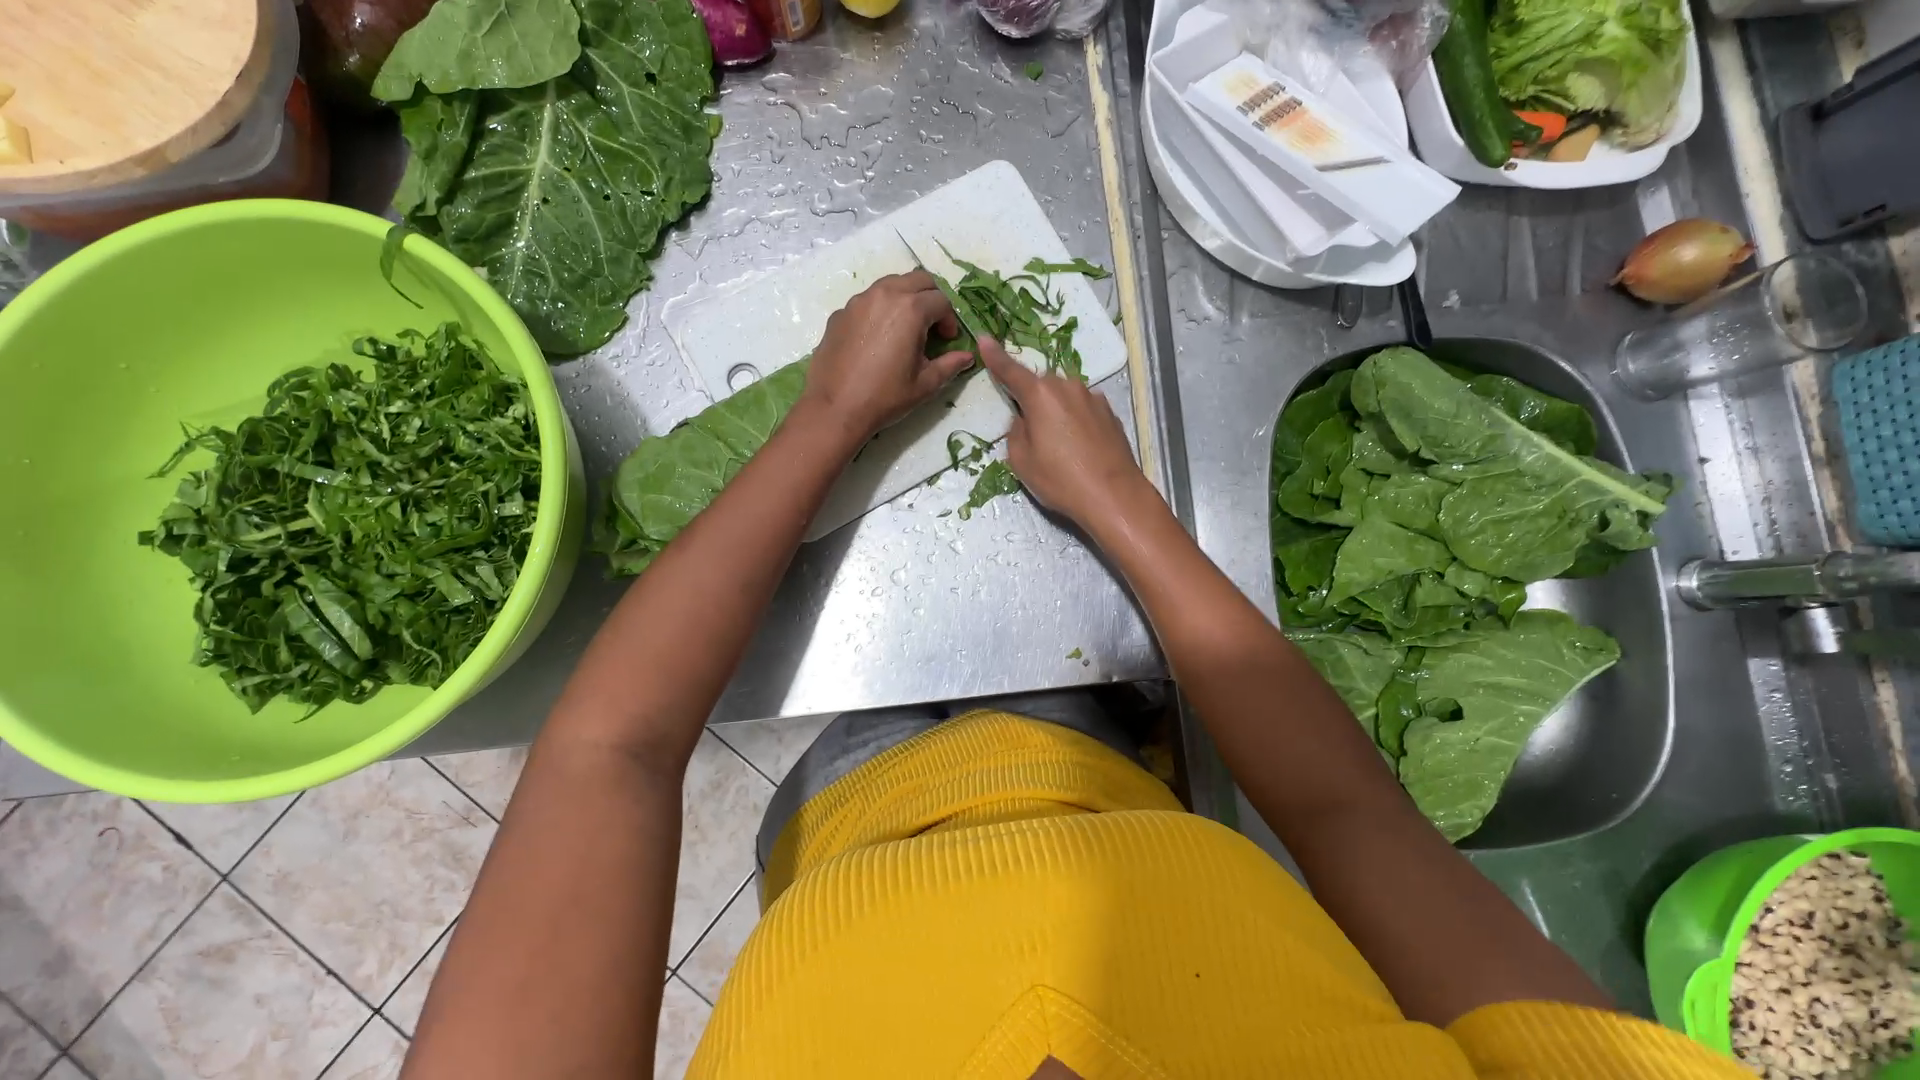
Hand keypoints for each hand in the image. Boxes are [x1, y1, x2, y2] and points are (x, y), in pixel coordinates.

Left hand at [796, 271, 974, 442]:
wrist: (835, 408)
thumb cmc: (885, 397)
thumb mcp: (925, 384)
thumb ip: (950, 365)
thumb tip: (967, 357)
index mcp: (910, 309)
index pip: (941, 300)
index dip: (950, 320)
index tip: (948, 340)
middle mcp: (884, 295)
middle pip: (918, 280)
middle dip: (931, 298)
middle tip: (932, 326)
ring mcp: (858, 302)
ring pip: (890, 285)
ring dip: (905, 299)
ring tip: (905, 329)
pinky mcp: (840, 314)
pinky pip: (867, 302)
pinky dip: (880, 311)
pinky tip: (878, 339)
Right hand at [977, 335, 1154, 532]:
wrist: (1113, 495)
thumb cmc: (1060, 480)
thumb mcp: (1021, 461)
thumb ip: (1016, 431)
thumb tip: (1024, 419)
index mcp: (1041, 395)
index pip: (1011, 371)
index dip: (995, 357)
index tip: (985, 340)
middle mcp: (1067, 387)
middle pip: (1041, 386)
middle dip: (1032, 401)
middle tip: (1031, 434)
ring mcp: (1093, 398)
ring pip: (1064, 397)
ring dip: (1056, 413)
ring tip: (1059, 447)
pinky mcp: (1110, 413)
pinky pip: (1082, 410)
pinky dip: (1075, 421)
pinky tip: (1079, 447)